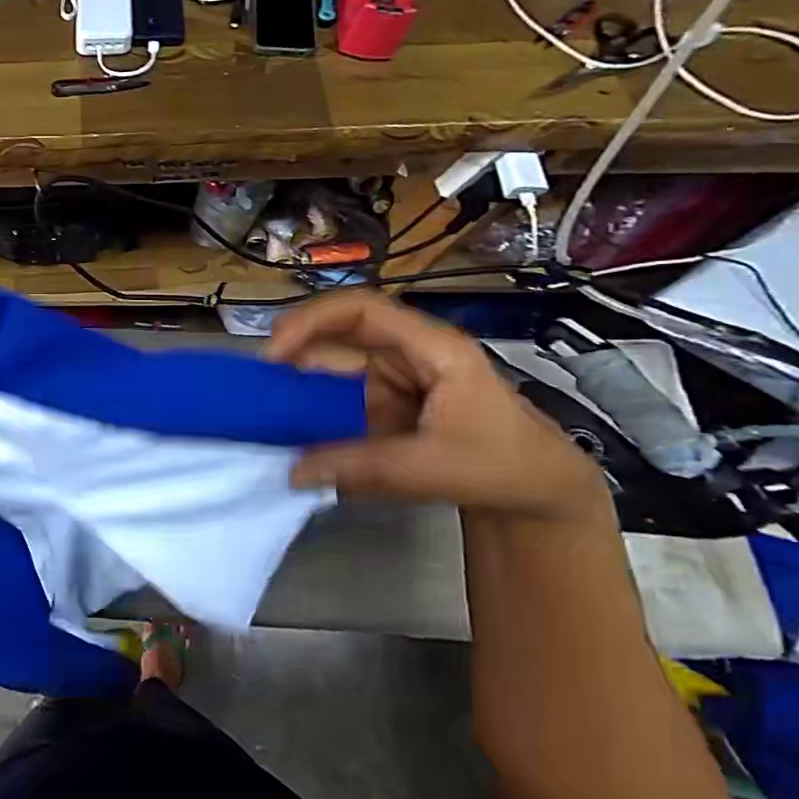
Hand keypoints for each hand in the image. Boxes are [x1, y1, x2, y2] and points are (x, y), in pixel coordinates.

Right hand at [264, 290, 608, 521]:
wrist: (538, 489)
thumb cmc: (500, 464)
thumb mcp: (431, 468)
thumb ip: (362, 468)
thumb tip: (294, 471)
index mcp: (432, 348)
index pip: (364, 310)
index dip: (313, 320)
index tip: (275, 352)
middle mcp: (413, 353)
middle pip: (345, 335)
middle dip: (300, 354)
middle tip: (259, 385)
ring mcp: (404, 378)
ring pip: (343, 370)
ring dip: (309, 389)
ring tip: (269, 411)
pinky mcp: (397, 405)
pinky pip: (350, 402)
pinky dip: (324, 416)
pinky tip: (299, 433)